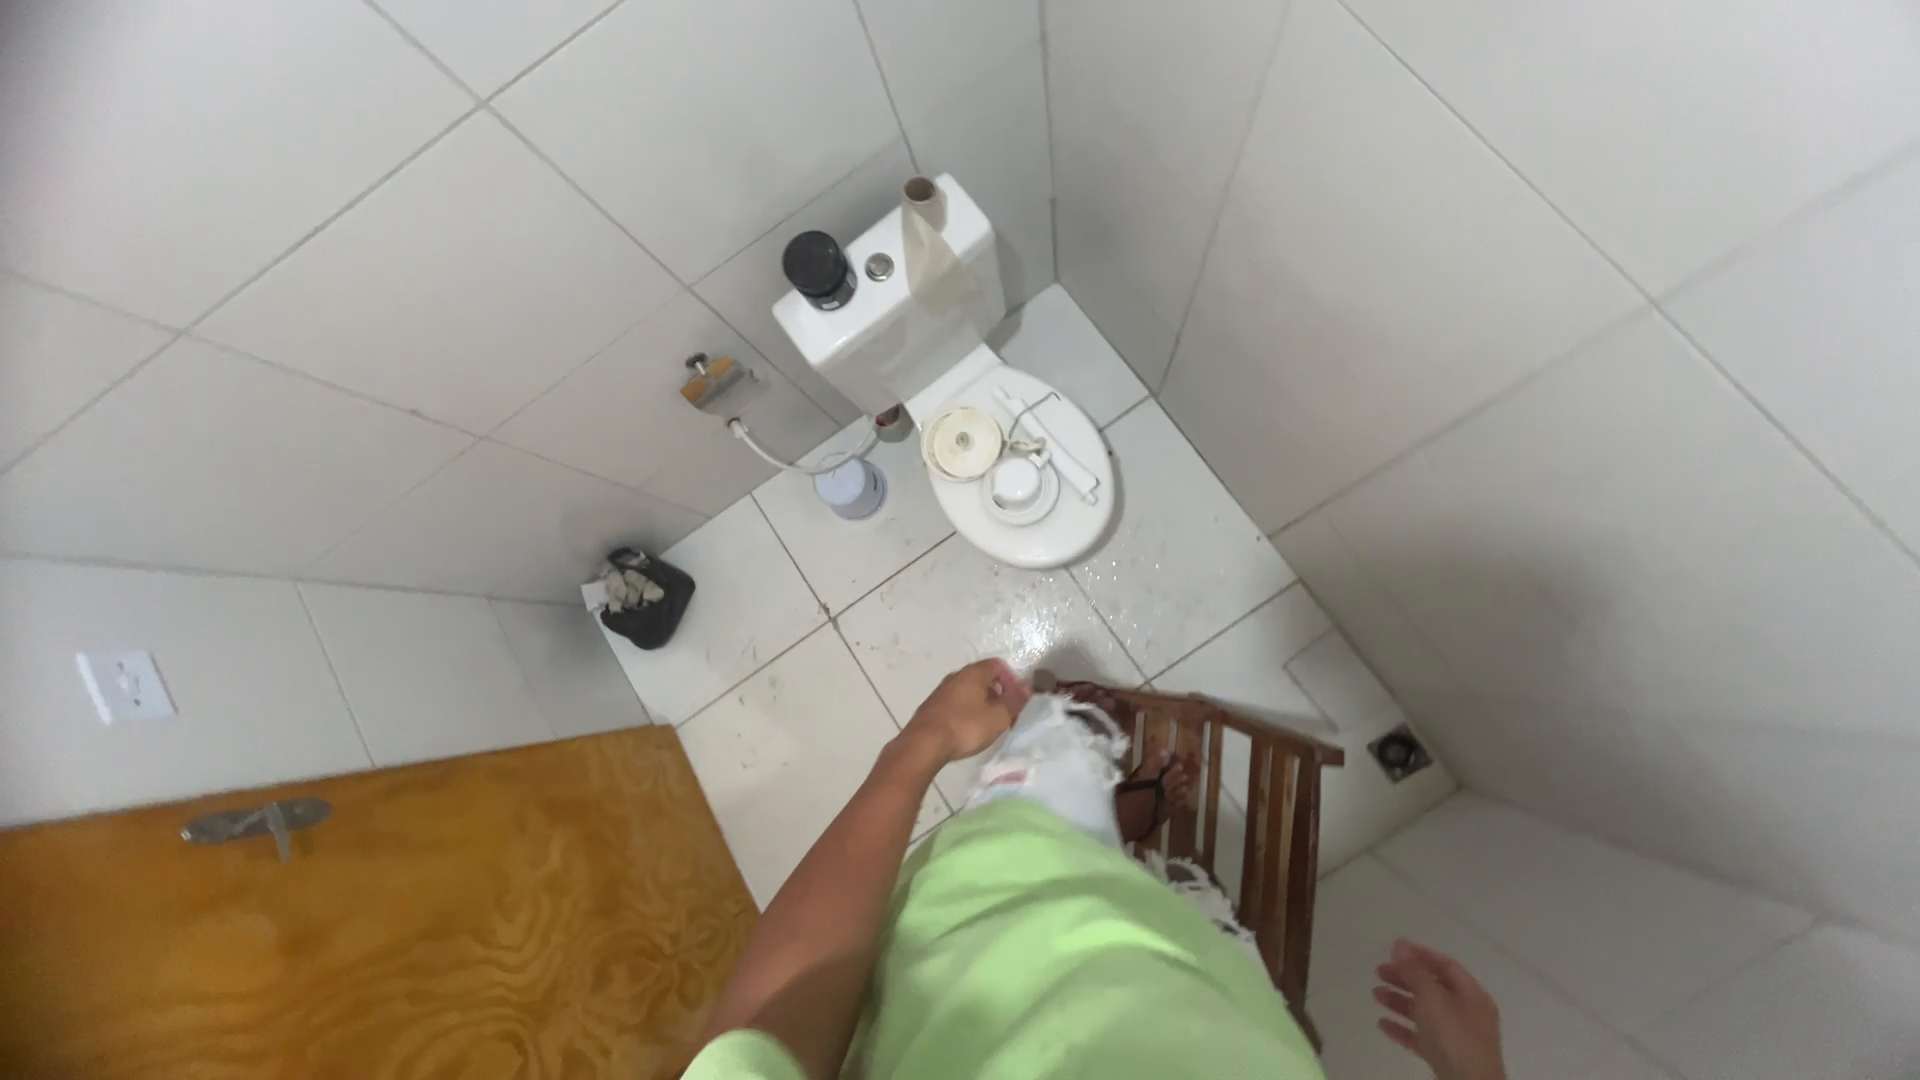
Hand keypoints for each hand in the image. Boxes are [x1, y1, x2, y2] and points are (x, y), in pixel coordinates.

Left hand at [900, 659, 1028, 764]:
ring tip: (987, 726)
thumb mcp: (998, 716)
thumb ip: (1015, 700)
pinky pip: (956, 703)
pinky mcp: (932, 706)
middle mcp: (956, 676)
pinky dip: (967, 712)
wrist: (924, 743)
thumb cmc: (966, 727)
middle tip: (1005, 716)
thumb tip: (1028, 685)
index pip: (998, 665)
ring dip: (982, 705)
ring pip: (969, 691)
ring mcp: (942, 690)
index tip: (1015, 701)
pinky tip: (967, 731)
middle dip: (998, 695)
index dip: (1012, 681)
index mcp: (974, 673)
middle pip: (984, 678)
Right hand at [1373, 939, 1506, 1079]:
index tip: (1394, 948)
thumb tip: (1400, 945)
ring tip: (1375, 995)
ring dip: (1399, 1001)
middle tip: (1378, 970)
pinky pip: (1421, 1036)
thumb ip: (1415, 971)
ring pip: (1424, 1012)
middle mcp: (1467, 1013)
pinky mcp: (1446, 1056)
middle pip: (1432, 988)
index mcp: (1472, 996)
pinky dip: (1402, 1028)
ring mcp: (1457, 1037)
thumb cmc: (1454, 1037)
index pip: (1446, 966)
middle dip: (1404, 978)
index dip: (1421, 954)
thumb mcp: (1432, 998)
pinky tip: (1382, 1024)